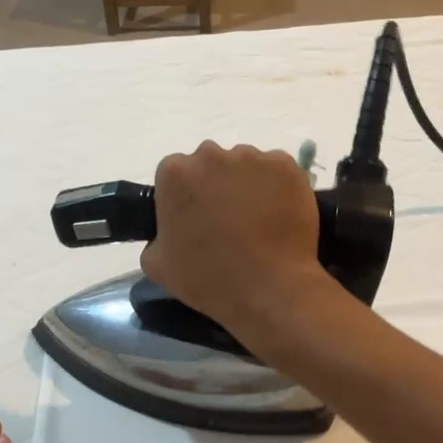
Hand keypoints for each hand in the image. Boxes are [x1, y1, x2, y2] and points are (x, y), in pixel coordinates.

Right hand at [140, 141, 334, 337]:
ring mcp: (252, 157)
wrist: (269, 288)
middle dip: (215, 186)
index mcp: (175, 174)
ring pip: (245, 166)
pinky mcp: (287, 166)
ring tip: (257, 222)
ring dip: (247, 186)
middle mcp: (211, 155)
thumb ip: (155, 237)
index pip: (175, 176)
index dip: (185, 199)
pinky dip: (277, 188)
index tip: (195, 221)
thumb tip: (169, 233)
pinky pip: (276, 172)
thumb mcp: (158, 265)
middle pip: (210, 164)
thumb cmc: (209, 278)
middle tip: (227, 222)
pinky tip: (279, 216)